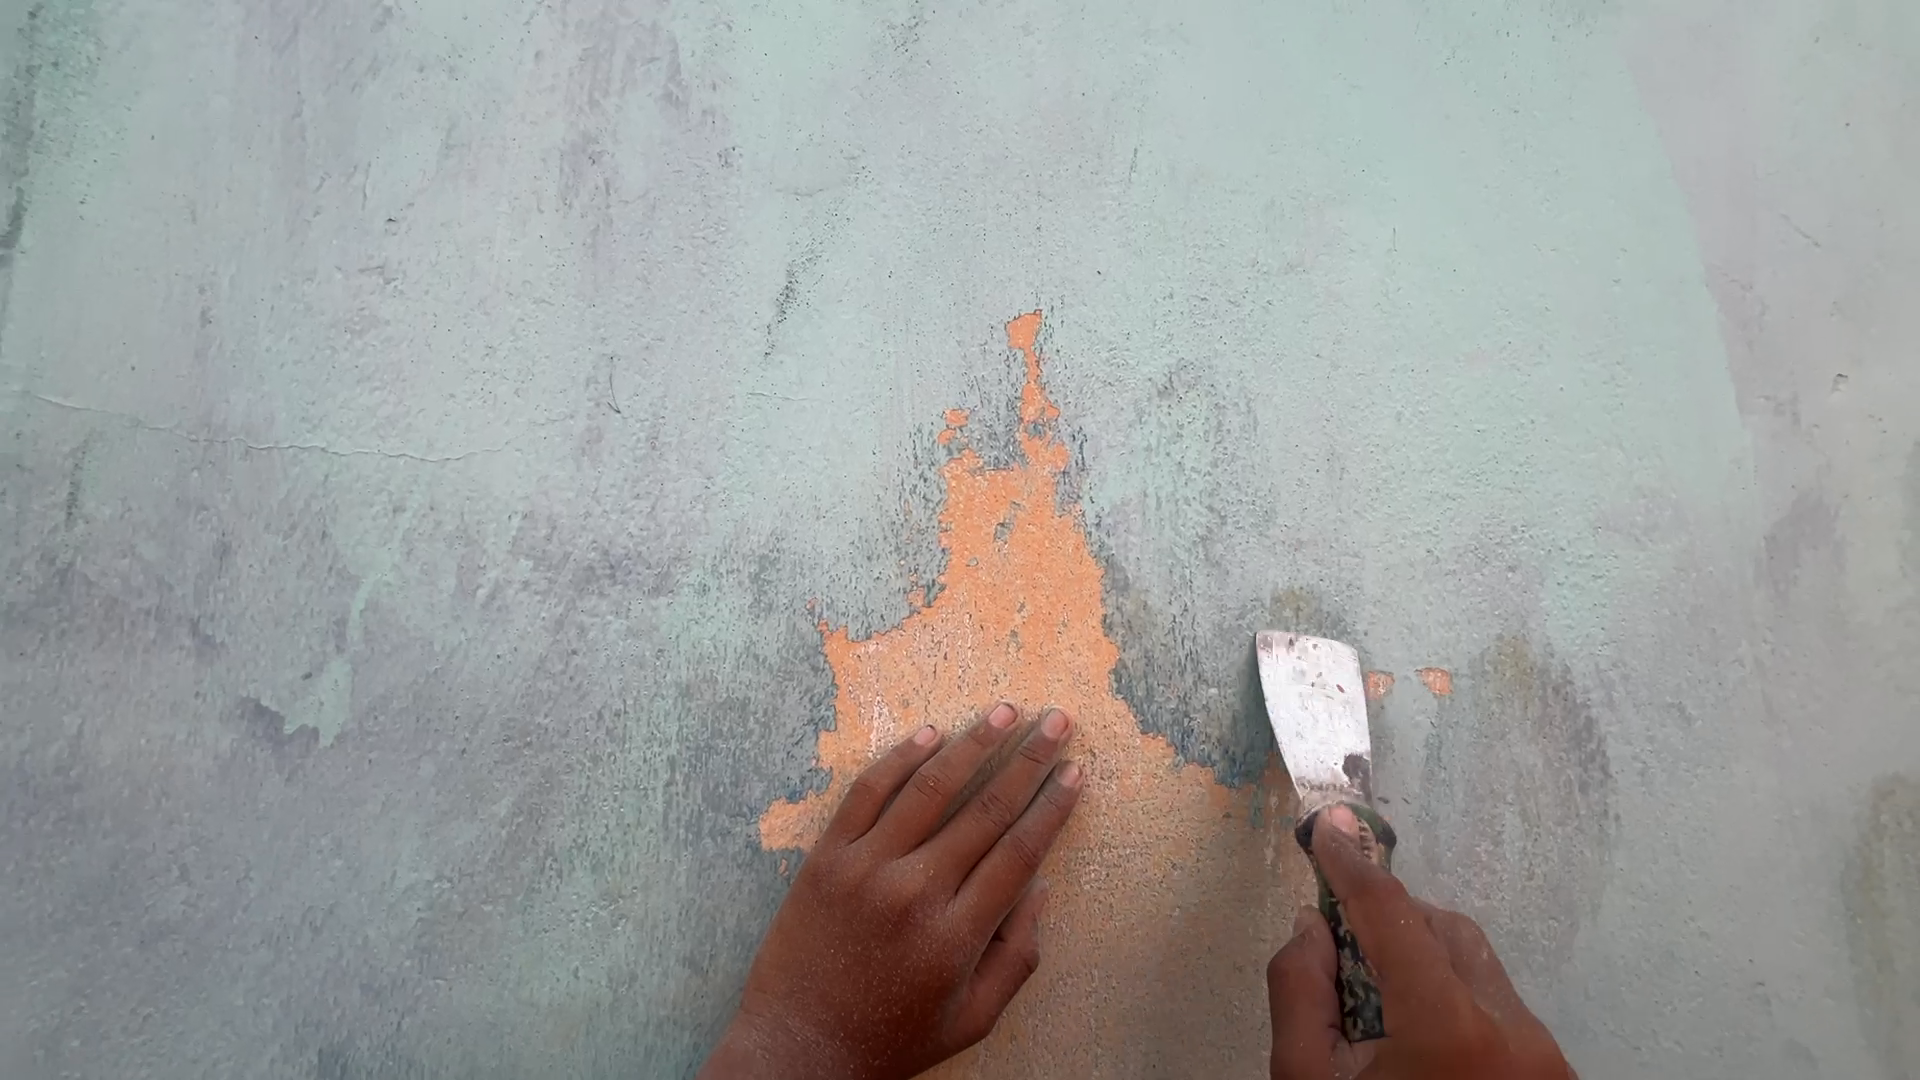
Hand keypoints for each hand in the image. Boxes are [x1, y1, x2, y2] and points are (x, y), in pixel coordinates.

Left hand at [701, 703, 1082, 1079]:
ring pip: (930, 789)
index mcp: (956, 936)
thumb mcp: (972, 1021)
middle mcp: (914, 892)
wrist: (795, 1047)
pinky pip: (867, 792)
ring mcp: (866, 868)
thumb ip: (1017, 958)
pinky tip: (931, 733)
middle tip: (1057, 721)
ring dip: (974, 743)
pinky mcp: (828, 856)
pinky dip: (900, 758)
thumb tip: (1040, 886)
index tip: (1077, 771)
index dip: (1053, 806)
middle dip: (1029, 759)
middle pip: (985, 810)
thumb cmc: (892, 1037)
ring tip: (1006, 711)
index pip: (1019, 852)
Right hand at [1267, 810, 1575, 1079]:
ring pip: (1476, 966)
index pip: (1390, 912)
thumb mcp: (1306, 1079)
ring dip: (1422, 959)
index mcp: (1450, 1029)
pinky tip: (1422, 1048)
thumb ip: (1298, 986)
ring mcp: (1547, 1062)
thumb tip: (1314, 924)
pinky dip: (1452, 998)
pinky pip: (1496, 1007)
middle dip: (1391, 920)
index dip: (1350, 862)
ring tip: (1382, 1011)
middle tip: (1345, 948)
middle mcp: (1515, 1035)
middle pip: (1445, 930)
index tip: (1326, 826)